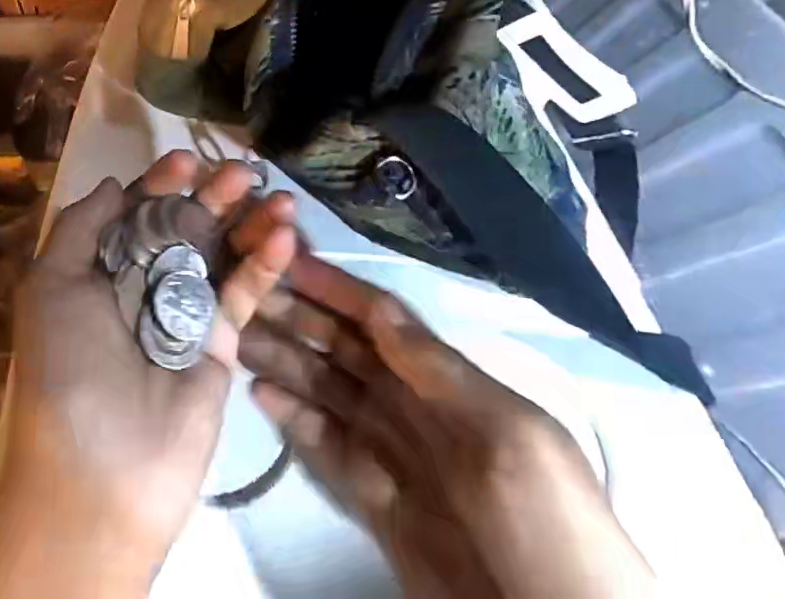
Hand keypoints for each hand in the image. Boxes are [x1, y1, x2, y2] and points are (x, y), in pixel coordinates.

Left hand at [0, 151, 296, 596]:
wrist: (100, 469)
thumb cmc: (66, 366)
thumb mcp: (50, 285)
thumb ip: (80, 227)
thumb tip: (111, 183)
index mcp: (100, 269)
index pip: (135, 213)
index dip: (158, 184)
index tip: (185, 160)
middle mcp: (142, 283)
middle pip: (184, 226)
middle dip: (211, 195)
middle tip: (244, 169)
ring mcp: (185, 311)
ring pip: (220, 254)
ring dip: (249, 222)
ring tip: (279, 195)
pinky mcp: (221, 342)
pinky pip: (243, 293)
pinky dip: (264, 263)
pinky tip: (285, 233)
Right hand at [239, 252, 653, 598]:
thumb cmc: (550, 526)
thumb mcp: (510, 438)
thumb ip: (439, 371)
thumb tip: (378, 307)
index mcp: (449, 383)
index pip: (379, 319)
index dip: (333, 286)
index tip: (285, 256)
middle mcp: (413, 406)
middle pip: (342, 348)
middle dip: (294, 314)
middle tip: (241, 288)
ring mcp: (391, 451)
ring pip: (325, 390)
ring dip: (282, 359)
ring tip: (235, 333)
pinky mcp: (373, 498)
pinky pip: (325, 446)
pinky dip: (292, 419)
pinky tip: (258, 392)